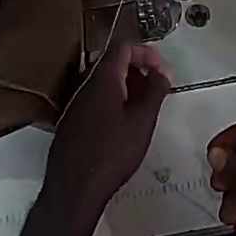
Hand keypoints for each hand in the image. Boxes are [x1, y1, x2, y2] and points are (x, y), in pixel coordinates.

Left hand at [42, 40, 173, 217]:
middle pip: (112, 63)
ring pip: (104, 83)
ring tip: (144, 106)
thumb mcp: (142, 121)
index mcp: (103, 79)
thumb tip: (163, 72)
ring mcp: (76, 103)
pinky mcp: (72, 121)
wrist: (74, 187)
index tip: (161, 68)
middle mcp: (86, 85)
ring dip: (127, 87)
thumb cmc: (111, 153)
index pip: (123, 48)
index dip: (145, 52)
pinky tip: (124, 123)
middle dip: (138, 69)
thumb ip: (155, 91)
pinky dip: (114, 101)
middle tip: (157, 86)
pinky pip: (95, 99)